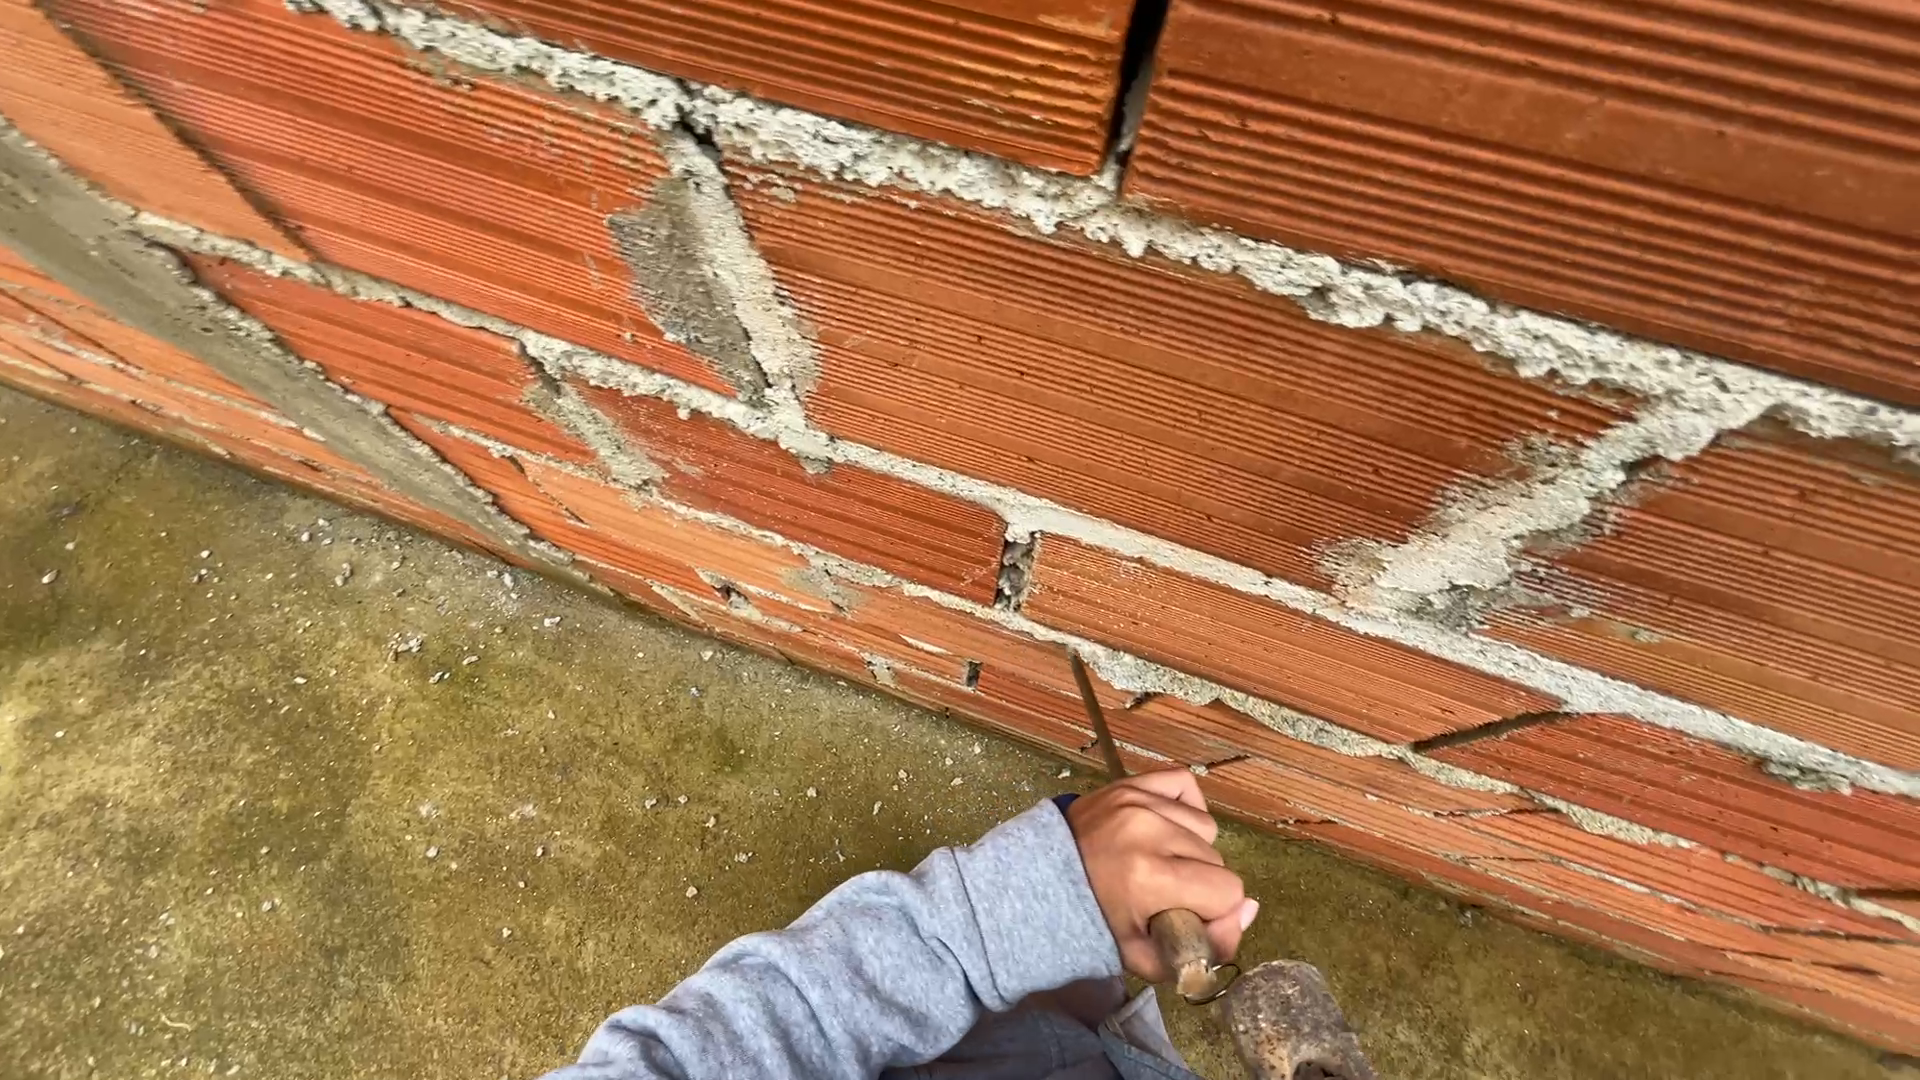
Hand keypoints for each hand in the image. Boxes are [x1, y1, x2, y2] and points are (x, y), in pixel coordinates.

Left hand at [1064, 769, 1257, 981]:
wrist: (1041, 875)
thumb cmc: (1092, 919)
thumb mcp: (1143, 957)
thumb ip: (1205, 947)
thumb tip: (1249, 908)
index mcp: (1150, 876)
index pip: (1227, 890)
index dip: (1217, 912)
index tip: (1191, 917)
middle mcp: (1148, 830)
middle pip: (1216, 861)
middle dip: (1202, 884)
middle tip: (1168, 894)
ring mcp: (1138, 799)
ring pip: (1204, 828)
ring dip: (1191, 848)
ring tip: (1161, 861)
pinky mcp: (1130, 782)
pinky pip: (1184, 784)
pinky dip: (1184, 806)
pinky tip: (1169, 827)